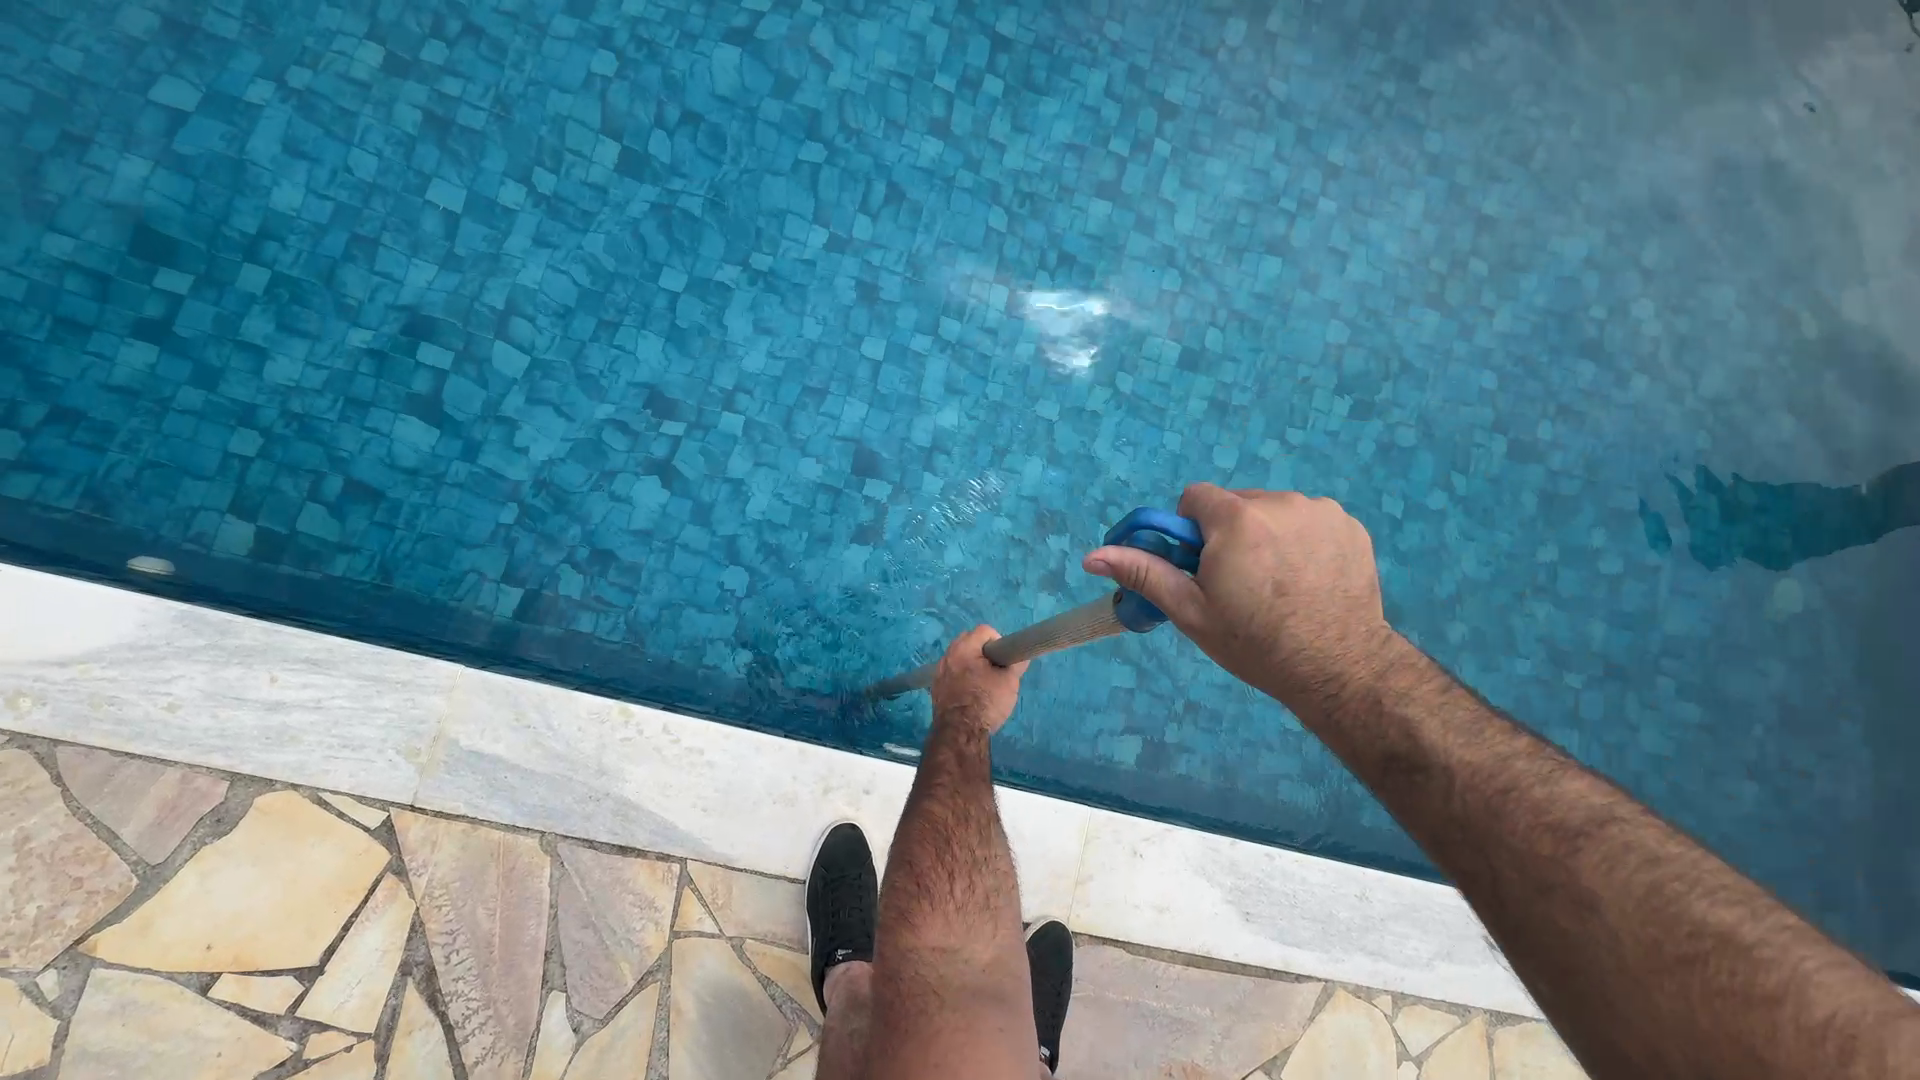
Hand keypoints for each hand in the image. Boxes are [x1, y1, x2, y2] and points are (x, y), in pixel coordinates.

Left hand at [930, 625, 1028, 735]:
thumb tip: (1022, 657)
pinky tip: (970, 695)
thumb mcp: (1009, 682)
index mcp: (964, 648)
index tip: (1004, 658)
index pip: (984, 631)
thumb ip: (1016, 664)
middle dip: (983, 651)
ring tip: (983, 683)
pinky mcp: (935, 689)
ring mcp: (939, 672)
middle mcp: (948, 655)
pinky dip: (961, 678)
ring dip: (971, 665)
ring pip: (958, 658)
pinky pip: (951, 674)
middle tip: (996, 669)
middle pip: (968, 642)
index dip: (998, 641)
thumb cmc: (986, 702)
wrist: (960, 732)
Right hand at [1082, 484, 1403, 721]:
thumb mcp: (1189, 611)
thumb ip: (1144, 572)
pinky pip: (1309, 521)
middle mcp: (1280, 502)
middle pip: (1236, 504)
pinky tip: (1308, 580)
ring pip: (1274, 511)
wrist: (1337, 668)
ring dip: (1266, 535)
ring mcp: (1321, 512)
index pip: (1196, 497)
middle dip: (1229, 534)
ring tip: (1276, 584)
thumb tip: (1092, 556)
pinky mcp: (1351, 526)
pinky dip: (1302, 541)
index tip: (1200, 565)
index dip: (1190, 530)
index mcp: (1236, 519)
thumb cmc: (1253, 642)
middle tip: (1237, 582)